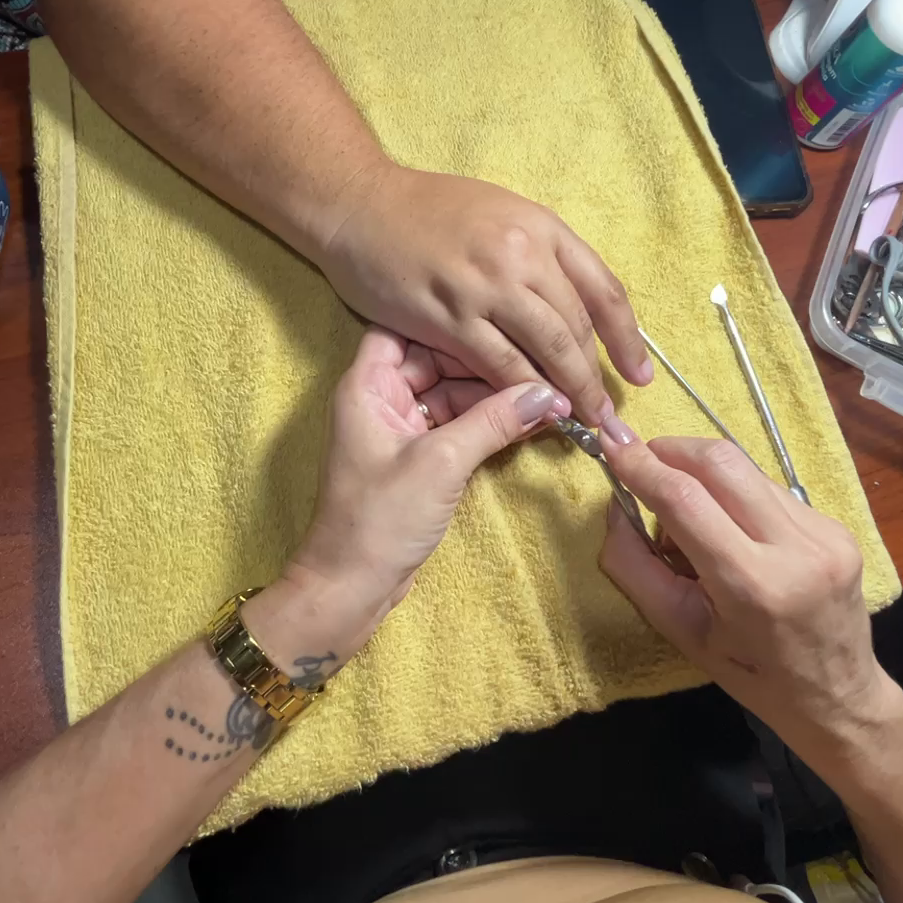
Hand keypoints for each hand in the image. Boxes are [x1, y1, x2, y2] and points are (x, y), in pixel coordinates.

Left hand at [272, 327, 569, 646]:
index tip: (496, 317)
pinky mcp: (417, 456)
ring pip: (450, 393)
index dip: (447, 320)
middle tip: (541, 363)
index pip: (404, 328)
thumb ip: (494, 421)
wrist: (352, 585)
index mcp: (367, 385)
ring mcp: (399, 427)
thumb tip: (549, 392)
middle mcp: (380, 398)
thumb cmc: (381, 517)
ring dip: (493, 396)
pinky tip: (529, 420)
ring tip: (547, 394)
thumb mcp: (441, 462)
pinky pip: (455, 424)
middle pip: (435, 359)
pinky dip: (486, 423)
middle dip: (485, 363)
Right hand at [312, 165, 651, 425]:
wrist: (360, 206)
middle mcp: (521, 254)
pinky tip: (535, 411)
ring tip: (584, 421)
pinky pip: (500, 364)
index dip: (628, 339)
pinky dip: (524, 392)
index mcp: (541, 226)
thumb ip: (534, 252)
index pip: (604, 289)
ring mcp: (486, 286)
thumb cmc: (424, 209)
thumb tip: (565, 302)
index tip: (638, 373)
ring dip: (571, 392)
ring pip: (548, 350)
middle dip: (599, 377)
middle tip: (611, 415)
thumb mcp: (497, 212)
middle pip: (578, 326)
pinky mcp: (449, 317)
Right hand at [595, 429, 902, 763]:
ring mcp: (824, 533)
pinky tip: (725, 525)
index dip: (641, 465)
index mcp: (752, 585)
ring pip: (743, 468)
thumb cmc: (746, 670)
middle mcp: (797, 549)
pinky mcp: (836, 525)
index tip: (609, 442)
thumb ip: (631, 563)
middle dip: (670, 450)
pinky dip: (729, 491)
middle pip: (720, 462)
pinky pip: (765, 486)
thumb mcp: (674, 627)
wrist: (837, 697)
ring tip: (684, 513)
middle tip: (641, 464)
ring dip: (698, 472)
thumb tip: (615, 503)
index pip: (685, 500)